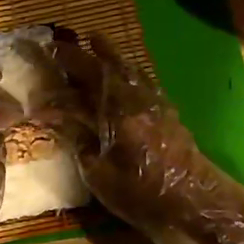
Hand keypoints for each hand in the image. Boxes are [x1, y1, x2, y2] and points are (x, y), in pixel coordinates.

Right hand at [45, 36, 243, 243]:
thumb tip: (57, 118)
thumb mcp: (99, 174)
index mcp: (118, 111)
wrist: (194, 202)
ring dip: (112, 57)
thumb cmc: (142, 193)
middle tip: (69, 41)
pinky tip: (126, 77)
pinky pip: (145, 82)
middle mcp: (138, 99)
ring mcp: (157, 104)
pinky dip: (130, 73)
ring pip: (132, 70)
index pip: (87, 76)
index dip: (67, 61)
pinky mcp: (169, 114)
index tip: (49, 48)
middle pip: (111, 66)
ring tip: (98, 46)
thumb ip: (79, 140)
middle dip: (88, 52)